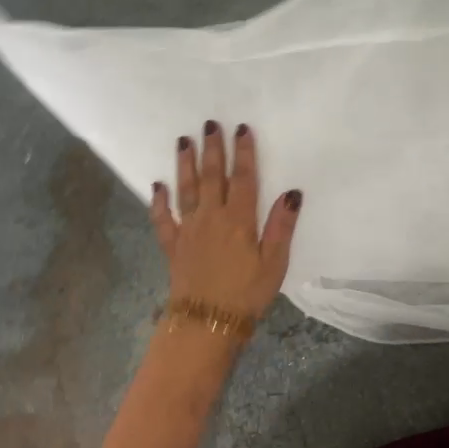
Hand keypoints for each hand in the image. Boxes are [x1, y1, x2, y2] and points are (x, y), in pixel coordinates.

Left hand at [148, 121, 301, 320]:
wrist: (206, 323)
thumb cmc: (246, 293)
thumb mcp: (274, 263)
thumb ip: (281, 226)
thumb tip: (292, 192)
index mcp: (239, 220)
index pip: (243, 178)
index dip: (244, 153)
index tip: (241, 129)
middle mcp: (211, 217)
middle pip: (212, 176)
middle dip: (212, 149)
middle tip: (209, 124)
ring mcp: (188, 230)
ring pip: (186, 190)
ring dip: (185, 164)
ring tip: (183, 141)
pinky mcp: (173, 246)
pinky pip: (163, 219)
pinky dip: (159, 201)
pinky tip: (156, 186)